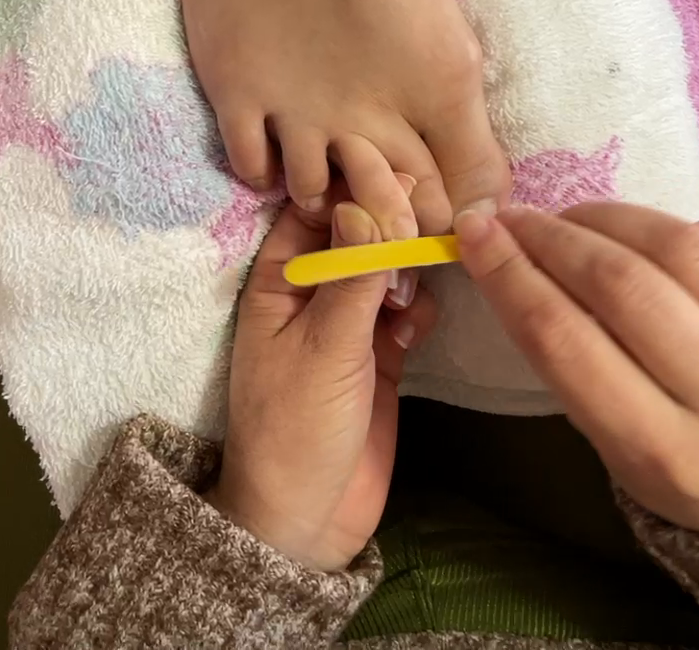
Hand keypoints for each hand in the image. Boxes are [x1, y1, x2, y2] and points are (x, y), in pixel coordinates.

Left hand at [208, 193, 439, 569]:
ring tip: (404, 298)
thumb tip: (366, 204)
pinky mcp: (378, 351)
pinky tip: (411, 329)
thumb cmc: (297, 424)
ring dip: (405, 268)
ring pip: (386, 265)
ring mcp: (348, 318)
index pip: (315, 208)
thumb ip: (352, 276)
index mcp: (279, 277)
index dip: (354, 189)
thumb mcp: (324, 346)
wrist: (308, 517)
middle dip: (390, 226)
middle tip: (419, 233)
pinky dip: (414, 308)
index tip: (399, 181)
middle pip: (357, 231)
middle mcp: (313, 288)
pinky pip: (403, 307)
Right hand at [454, 204, 698, 531]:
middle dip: (555, 238)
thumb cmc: (681, 463)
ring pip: (687, 248)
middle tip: (519, 218)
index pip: (565, 342)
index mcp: (672, 456)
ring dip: (613, 218)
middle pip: (627, 287)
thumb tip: (504, 246)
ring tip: (581, 220)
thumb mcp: (606, 431)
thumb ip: (562, 346)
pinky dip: (698, 221)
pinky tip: (673, 240)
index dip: (510, 275)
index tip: (476, 233)